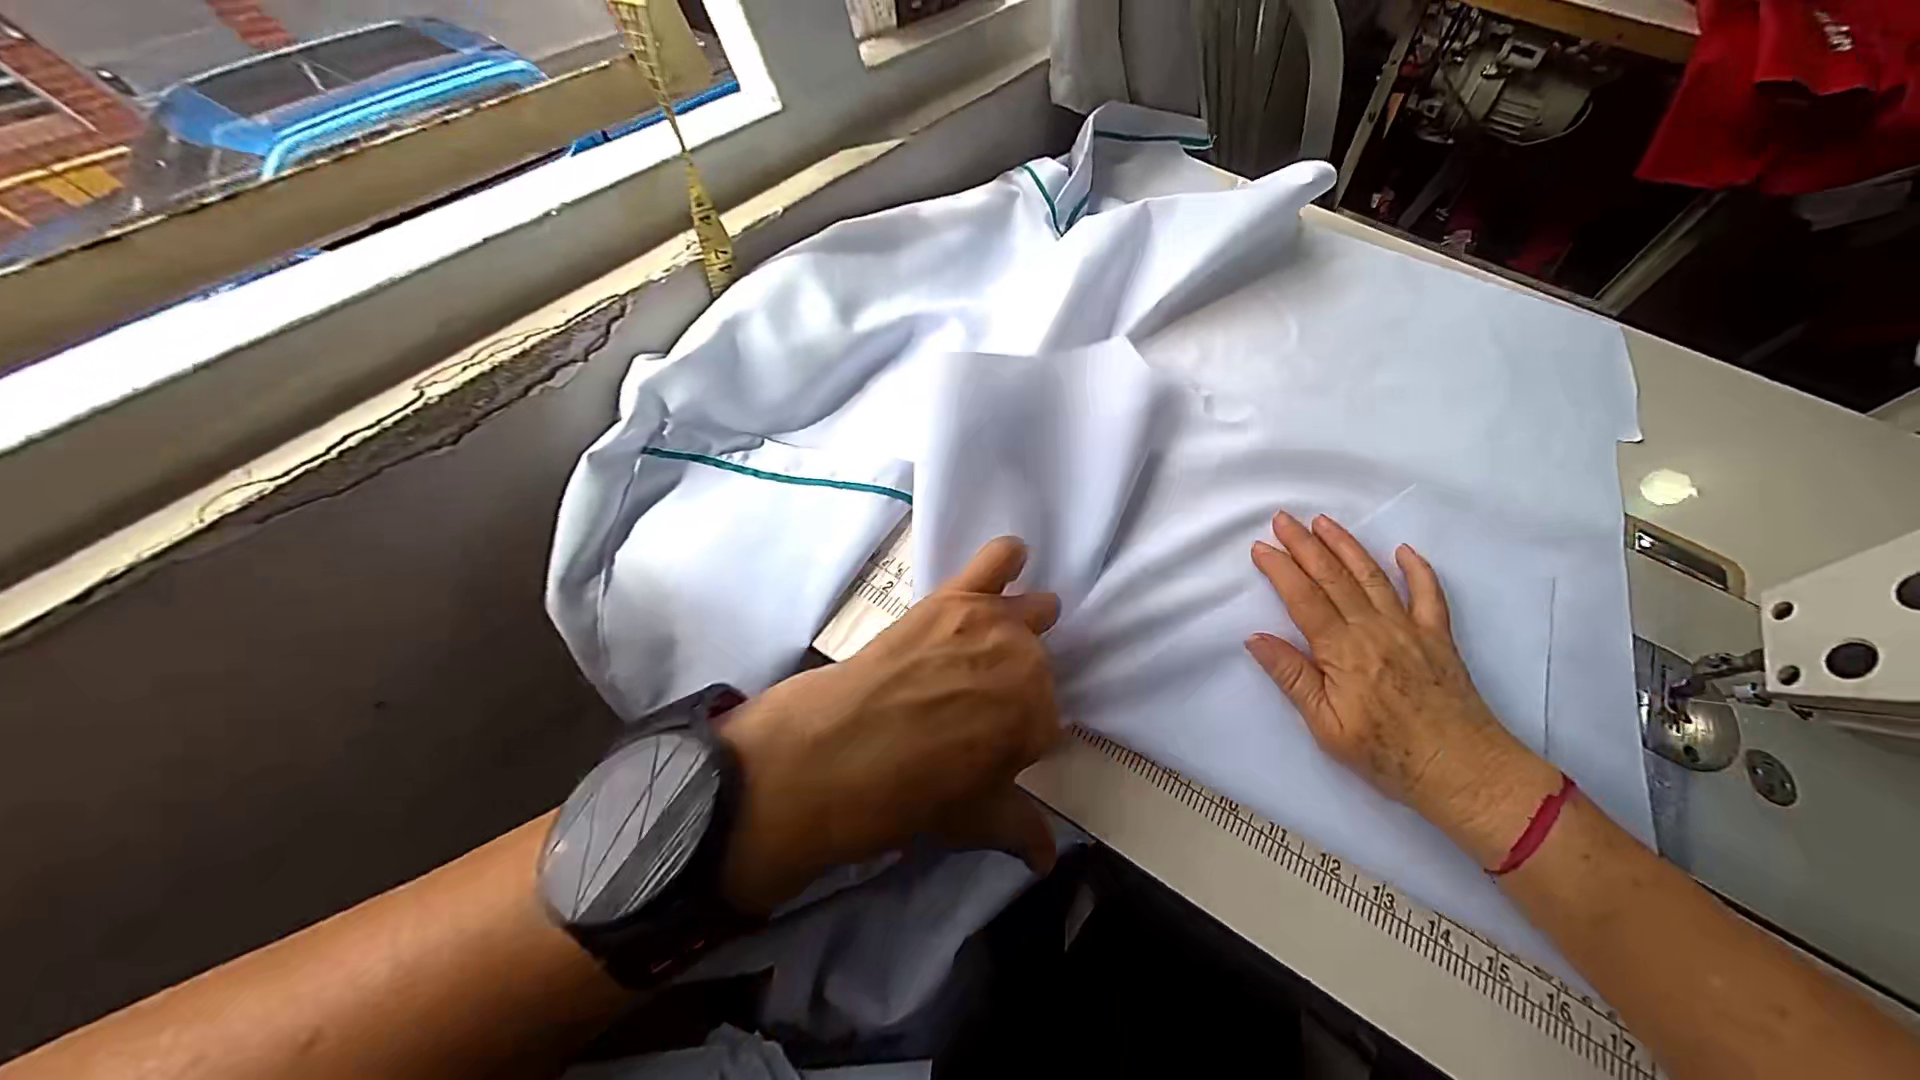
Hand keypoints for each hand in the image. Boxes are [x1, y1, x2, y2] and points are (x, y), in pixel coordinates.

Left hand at [717, 537, 1062, 913]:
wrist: (838, 749)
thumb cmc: (909, 792)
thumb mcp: (972, 818)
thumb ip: (1018, 827)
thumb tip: (1046, 856)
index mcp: (1039, 720)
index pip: (1045, 720)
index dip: (1018, 732)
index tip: (993, 741)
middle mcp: (1029, 664)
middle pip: (1038, 661)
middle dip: (1017, 680)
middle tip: (979, 700)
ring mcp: (994, 623)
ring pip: (1031, 610)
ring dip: (1023, 622)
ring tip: (1001, 635)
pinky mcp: (955, 598)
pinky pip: (996, 562)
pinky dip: (1006, 559)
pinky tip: (1013, 557)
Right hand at [1244, 511, 1561, 867]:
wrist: (1463, 771)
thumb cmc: (1385, 754)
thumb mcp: (1325, 724)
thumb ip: (1292, 677)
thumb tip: (1255, 638)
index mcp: (1342, 651)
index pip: (1303, 599)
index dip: (1280, 569)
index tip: (1260, 546)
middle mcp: (1374, 630)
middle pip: (1333, 577)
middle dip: (1305, 545)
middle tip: (1283, 519)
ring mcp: (1410, 629)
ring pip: (1372, 576)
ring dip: (1346, 545)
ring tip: (1323, 521)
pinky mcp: (1438, 638)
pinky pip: (1429, 595)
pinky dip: (1417, 569)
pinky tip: (1404, 550)